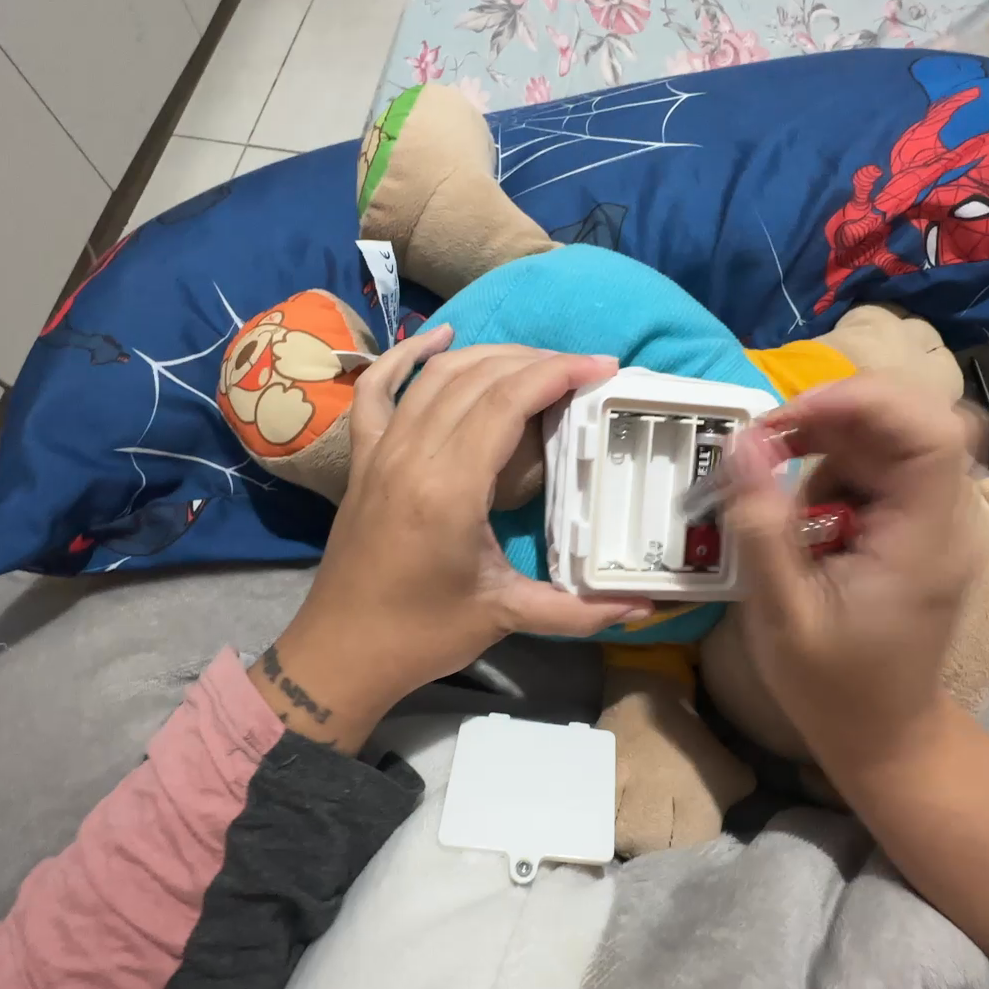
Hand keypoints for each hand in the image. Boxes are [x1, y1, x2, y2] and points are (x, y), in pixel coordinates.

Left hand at [255, 329, 652, 750]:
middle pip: (477, 378)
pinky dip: (406, 355)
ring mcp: (380, 451)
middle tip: (583, 369)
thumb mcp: (505, 617)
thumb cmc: (422, 635)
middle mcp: (410, 455)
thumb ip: (579, 610)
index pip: (507, 401)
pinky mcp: (362, 458)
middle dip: (537, 361)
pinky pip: (378, 390)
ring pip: (436, 375)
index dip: (558, 373)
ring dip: (490, 355)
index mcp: (448, 489)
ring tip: (538, 361)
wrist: (342, 652)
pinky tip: (441, 337)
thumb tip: (647, 606)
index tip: (602, 367)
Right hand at [722, 374, 982, 771]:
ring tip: (776, 483)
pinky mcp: (909, 527)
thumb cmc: (835, 688)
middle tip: (771, 439)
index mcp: (924, 541)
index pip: (929, 432)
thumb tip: (741, 443)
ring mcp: (928, 521)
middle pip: (910, 421)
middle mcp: (941, 518)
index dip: (865, 401)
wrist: (884, 736)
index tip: (791, 417)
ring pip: (887, 439)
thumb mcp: (782, 614)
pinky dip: (830, 470)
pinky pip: (875, 470)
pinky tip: (801, 514)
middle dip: (835, 415)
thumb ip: (762, 527)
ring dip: (826, 442)